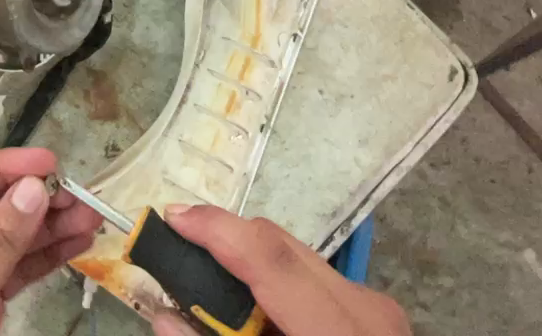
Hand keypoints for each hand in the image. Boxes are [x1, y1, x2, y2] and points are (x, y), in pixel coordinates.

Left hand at [0, 147, 104, 335]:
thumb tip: (36, 187)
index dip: (6, 166)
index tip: (50, 162)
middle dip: (35, 200)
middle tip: (79, 194)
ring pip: (8, 236)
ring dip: (49, 227)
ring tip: (91, 216)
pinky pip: (13, 267)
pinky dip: (44, 257)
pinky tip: (77, 243)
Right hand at [149, 205, 409, 335]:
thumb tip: (164, 319)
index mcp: (340, 335)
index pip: (273, 261)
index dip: (220, 231)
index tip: (172, 216)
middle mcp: (367, 311)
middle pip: (281, 246)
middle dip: (224, 238)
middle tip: (177, 245)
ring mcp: (377, 309)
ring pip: (296, 255)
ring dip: (248, 259)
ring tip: (211, 278)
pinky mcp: (377, 314)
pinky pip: (313, 275)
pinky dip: (275, 280)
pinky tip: (257, 308)